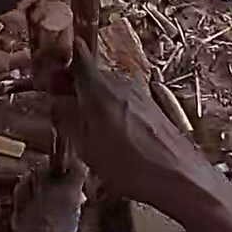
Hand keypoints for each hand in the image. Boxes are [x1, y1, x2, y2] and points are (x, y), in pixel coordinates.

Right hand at [56, 46, 225, 220]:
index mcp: (98, 87)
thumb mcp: (87, 148)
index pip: (78, 53)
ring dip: (91, 100)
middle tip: (61, 108)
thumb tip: (55, 101)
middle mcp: (118, 82)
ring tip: (84, 128)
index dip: (61, 58)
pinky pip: (121, 99)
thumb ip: (67, 120)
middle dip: (72, 86)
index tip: (49, 74)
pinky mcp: (151, 105)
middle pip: (89, 73)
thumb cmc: (129, 165)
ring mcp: (137, 92)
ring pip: (105, 87)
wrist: (182, 178)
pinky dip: (109, 109)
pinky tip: (110, 136)